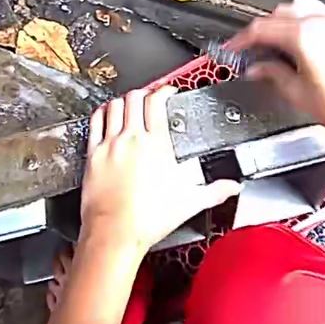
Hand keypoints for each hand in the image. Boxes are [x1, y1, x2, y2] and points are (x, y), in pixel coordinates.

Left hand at [80, 87, 239, 256]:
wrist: (115, 232)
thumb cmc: (149, 218)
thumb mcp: (189, 202)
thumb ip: (214, 190)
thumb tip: (231, 187)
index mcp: (156, 144)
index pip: (157, 102)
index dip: (163, 90)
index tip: (168, 92)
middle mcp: (131, 138)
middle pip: (134, 98)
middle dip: (143, 93)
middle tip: (149, 97)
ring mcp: (110, 144)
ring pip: (113, 106)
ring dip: (122, 101)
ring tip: (129, 104)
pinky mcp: (93, 154)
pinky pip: (95, 122)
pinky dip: (101, 113)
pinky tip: (105, 114)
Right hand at [227, 0, 324, 142]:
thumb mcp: (298, 95)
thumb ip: (273, 75)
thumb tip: (258, 69)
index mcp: (304, 35)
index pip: (260, 29)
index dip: (240, 40)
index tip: (232, 49)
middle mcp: (321, 24)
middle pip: (278, 14)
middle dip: (260, 31)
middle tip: (249, 51)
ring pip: (298, 9)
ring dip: (280, 23)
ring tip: (272, 47)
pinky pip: (316, 15)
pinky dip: (300, 24)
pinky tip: (297, 46)